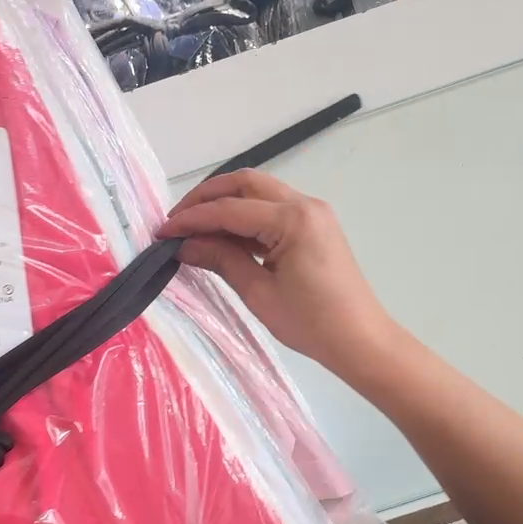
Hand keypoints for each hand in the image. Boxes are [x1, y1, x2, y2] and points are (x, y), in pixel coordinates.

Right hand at [157, 169, 400, 380]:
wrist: (360, 339)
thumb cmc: (312, 323)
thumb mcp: (259, 293)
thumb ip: (221, 260)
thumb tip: (185, 245)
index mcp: (293, 220)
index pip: (230, 210)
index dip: (192, 219)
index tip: (162, 232)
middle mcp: (305, 204)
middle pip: (245, 184)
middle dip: (206, 197)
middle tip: (176, 220)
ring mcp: (313, 213)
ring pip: (259, 192)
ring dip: (225, 204)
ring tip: (194, 228)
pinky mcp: (315, 226)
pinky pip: (273, 209)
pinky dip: (245, 217)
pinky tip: (224, 237)